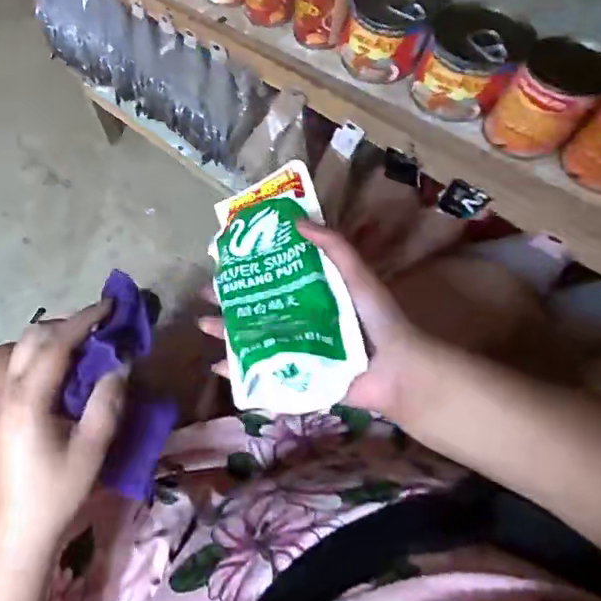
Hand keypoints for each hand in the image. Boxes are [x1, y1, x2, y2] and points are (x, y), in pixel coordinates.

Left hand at [0, 299, 126, 560]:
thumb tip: (119, 365)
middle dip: (68, 322)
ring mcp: (0, 401)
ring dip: (54, 336)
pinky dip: (44, 353)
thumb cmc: (55, 494)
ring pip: (23, 349)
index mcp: (28, 398)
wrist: (15, 536)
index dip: (85, 320)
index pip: (56, 343)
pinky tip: (67, 368)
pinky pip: (21, 365)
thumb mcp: (91, 451)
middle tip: (101, 323)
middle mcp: (8, 391)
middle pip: (33, 337)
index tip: (110, 306)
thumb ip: (106, 402)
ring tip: (87, 341)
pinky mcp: (1, 412)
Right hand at [198, 220, 445, 420]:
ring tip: (203, 324)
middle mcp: (300, 320)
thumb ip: (333, 246)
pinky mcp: (296, 378)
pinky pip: (263, 374)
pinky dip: (239, 372)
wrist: (397, 371)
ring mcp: (296, 350)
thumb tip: (297, 221)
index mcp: (313, 294)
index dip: (249, 270)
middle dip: (229, 301)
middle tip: (203, 294)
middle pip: (257, 307)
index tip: (225, 262)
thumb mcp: (357, 274)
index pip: (274, 278)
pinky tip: (217, 367)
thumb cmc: (378, 319)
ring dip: (227, 332)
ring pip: (253, 338)